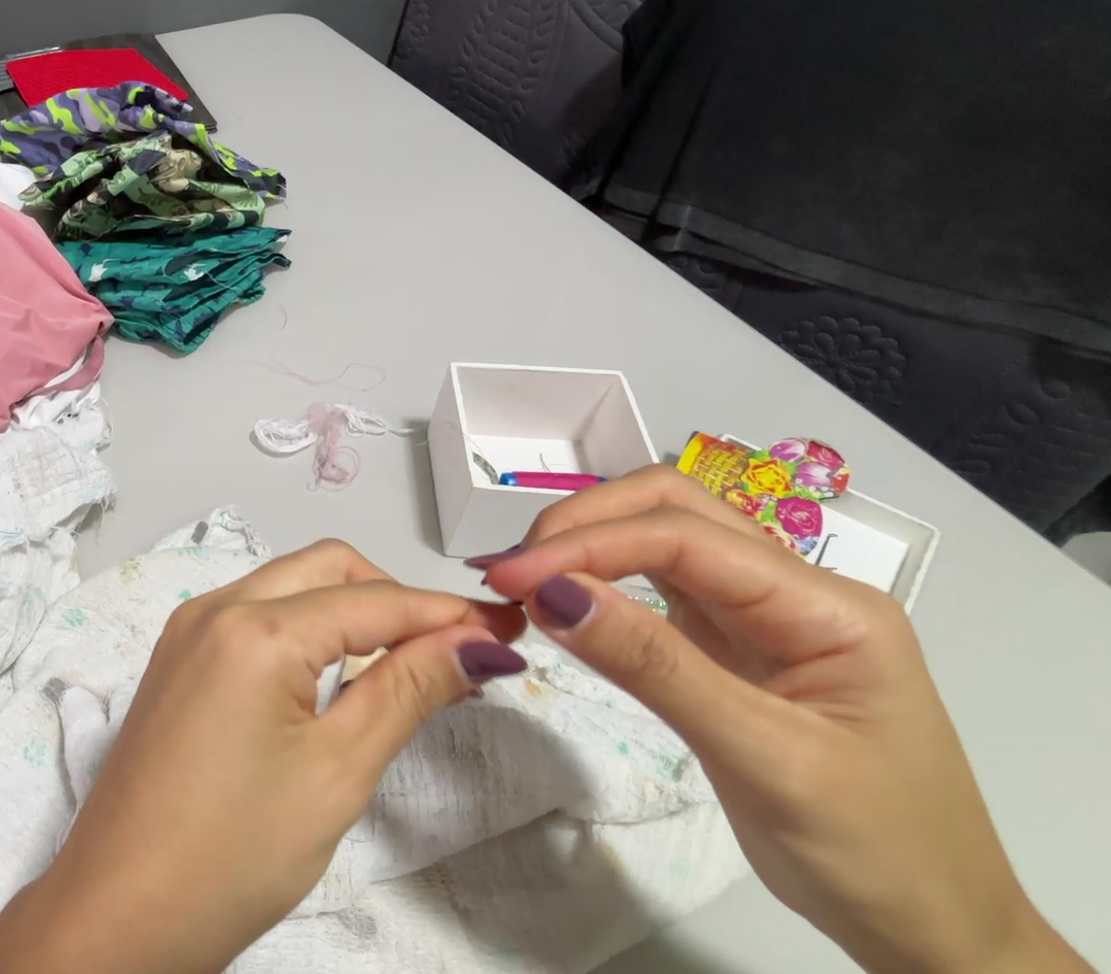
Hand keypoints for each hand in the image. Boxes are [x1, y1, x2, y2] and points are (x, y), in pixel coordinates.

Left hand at [0, 540, 527, 973]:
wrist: (120, 912)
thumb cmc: (235, 853)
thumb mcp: (337, 772)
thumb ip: (408, 690)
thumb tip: (480, 642)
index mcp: (255, 628)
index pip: (373, 600)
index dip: (447, 613)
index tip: (511, 629)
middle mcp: (215, 607)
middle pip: (327, 568)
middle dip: (396, 598)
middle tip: (455, 651)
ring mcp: (188, 629)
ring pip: (289, 586)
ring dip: (352, 609)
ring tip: (407, 663)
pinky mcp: (177, 658)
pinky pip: (256, 615)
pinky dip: (308, 629)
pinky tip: (338, 672)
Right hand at [476, 465, 1090, 973]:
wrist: (928, 926)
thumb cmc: (872, 849)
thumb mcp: (763, 757)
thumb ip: (655, 666)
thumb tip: (550, 595)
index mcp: (826, 606)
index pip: (686, 537)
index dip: (589, 544)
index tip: (508, 579)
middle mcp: (792, 590)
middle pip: (674, 510)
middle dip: (585, 525)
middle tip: (511, 572)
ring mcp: (758, 614)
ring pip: (661, 539)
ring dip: (587, 546)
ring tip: (523, 582)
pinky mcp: (726, 643)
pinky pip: (656, 588)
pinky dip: (600, 583)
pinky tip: (563, 601)